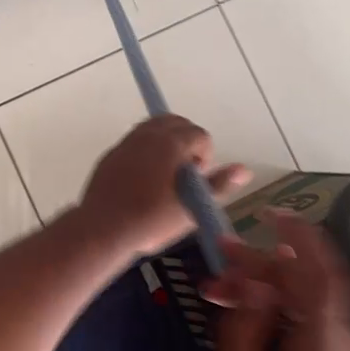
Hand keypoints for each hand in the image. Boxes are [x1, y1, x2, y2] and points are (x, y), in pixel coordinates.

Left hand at [70, 116, 250, 256]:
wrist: (104, 227)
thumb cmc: (152, 219)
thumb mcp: (192, 207)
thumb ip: (219, 185)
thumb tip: (245, 170)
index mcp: (170, 142)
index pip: (199, 134)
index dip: (205, 156)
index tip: (196, 180)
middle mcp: (148, 134)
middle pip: (175, 122)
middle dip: (187, 142)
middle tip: (185, 173)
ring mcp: (126, 142)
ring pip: (153, 127)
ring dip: (166, 142)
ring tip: (166, 174)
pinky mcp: (111, 153)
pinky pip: (134, 141)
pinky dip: (145, 150)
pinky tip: (143, 178)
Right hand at [210, 214, 349, 350]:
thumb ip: (243, 338)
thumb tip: (248, 290)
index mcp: (326, 347)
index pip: (321, 276)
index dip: (301, 239)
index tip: (274, 215)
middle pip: (306, 287)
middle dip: (259, 267)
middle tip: (217, 259)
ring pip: (309, 307)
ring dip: (268, 294)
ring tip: (224, 296)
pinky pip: (316, 328)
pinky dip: (285, 316)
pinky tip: (255, 328)